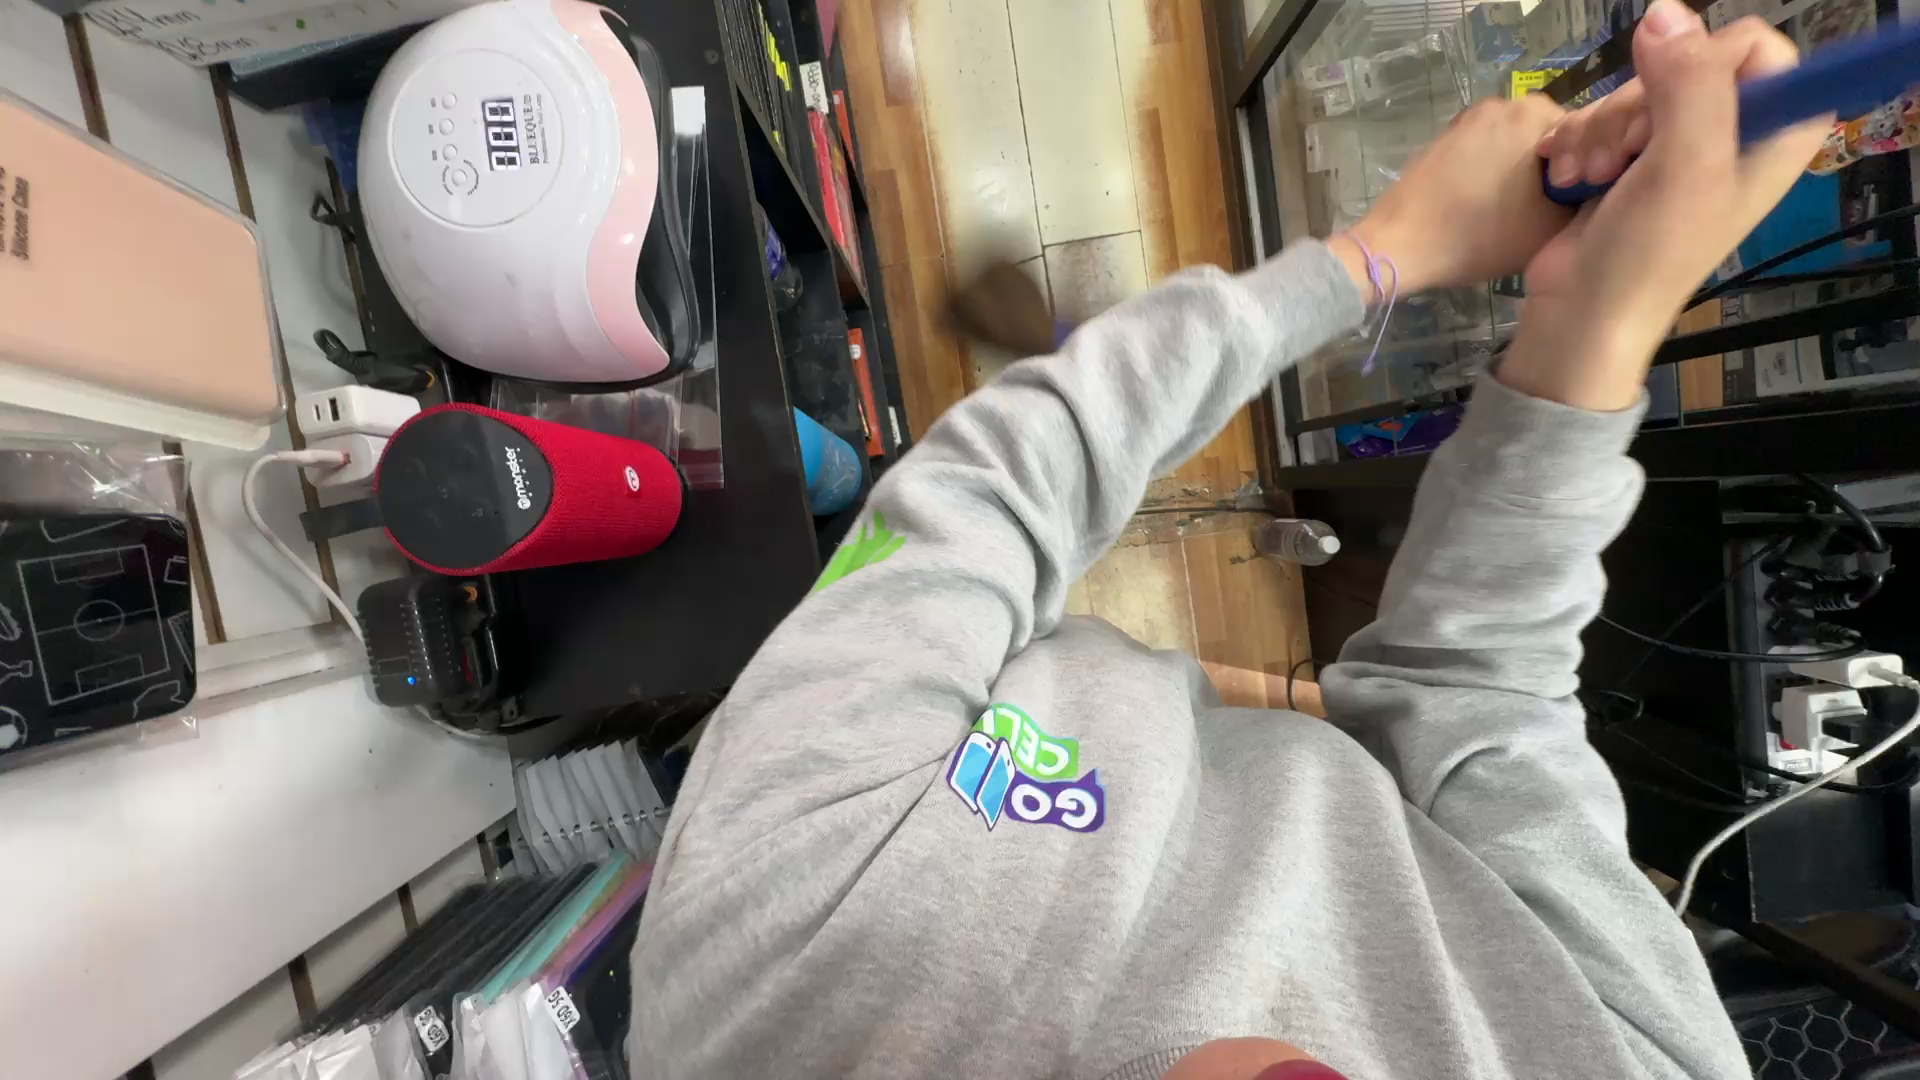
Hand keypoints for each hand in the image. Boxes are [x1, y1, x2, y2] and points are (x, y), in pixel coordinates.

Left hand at [1335, 93, 1568, 295]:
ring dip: (1513, 175)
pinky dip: (1482, 177)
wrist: (1392, 249)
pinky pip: (1476, 156)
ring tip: (1506, 214)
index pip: (1587, 134)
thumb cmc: (1473, 238)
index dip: (1585, 172)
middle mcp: (1500, 104)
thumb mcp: (1549, 228)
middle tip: (1538, 213)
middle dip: (1547, 171)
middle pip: (1544, 138)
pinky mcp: (1435, 144)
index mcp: (1536, 112)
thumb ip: (1584, 201)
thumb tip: (1590, 191)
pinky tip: (1474, 209)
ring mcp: (1461, 122)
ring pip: (1509, 147)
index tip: (1569, 205)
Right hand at [1502, 1, 1832, 408]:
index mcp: (1776, 125)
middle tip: (1613, 159)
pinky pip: (1595, 128)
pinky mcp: (1618, 173)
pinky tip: (1564, 174)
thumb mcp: (1682, 163)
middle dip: (1628, 110)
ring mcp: (1668, 154)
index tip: (1658, 119)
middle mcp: (1728, 132)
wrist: (1580, 318)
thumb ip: (1684, 81)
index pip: (1747, 46)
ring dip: (1593, 133)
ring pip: (1628, 98)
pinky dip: (1572, 146)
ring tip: (1583, 175)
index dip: (1692, 69)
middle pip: (1676, 69)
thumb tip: (1660, 12)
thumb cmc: (1646, 253)